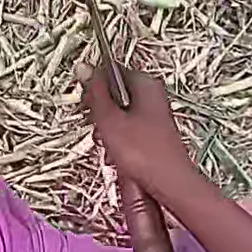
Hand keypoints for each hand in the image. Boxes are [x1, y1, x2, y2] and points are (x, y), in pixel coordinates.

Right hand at [82, 66, 195, 193]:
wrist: (169, 185)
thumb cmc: (143, 152)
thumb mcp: (109, 118)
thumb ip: (95, 92)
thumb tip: (83, 66)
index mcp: (145, 84)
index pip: (110, 72)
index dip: (94, 87)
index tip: (86, 102)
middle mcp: (152, 95)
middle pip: (114, 94)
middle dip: (100, 111)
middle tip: (96, 124)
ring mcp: (154, 115)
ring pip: (118, 114)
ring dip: (107, 128)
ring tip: (106, 142)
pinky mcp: (152, 134)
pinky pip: (126, 130)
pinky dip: (118, 140)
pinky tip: (115, 154)